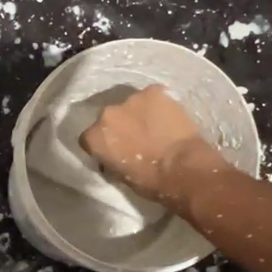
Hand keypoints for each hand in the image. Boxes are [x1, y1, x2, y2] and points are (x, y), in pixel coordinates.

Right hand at [78, 85, 228, 202]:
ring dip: (138, 114)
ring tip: (154, 127)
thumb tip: (114, 153)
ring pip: (131, 105)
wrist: (181, 166)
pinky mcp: (154, 91)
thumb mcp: (118, 175)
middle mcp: (106, 113)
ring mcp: (131, 99)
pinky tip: (167, 117)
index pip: (90, 137)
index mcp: (94, 136)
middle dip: (119, 126)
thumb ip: (109, 158)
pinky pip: (152, 97)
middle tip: (135, 138)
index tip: (112, 149)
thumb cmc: (148, 180)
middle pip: (109, 117)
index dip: (102, 143)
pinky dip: (158, 106)